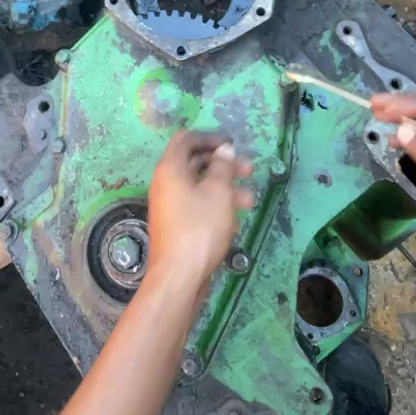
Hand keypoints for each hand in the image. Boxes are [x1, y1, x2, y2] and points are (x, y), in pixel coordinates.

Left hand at [144, 130, 255, 294]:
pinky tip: (234, 222)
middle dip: (223, 165)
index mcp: (170, 168)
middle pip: (195, 163)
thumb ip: (222, 167)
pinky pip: (197, 207)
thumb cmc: (199, 228)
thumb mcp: (217, 192)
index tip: (231, 145)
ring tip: (249, 201)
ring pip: (199, 187)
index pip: (186, 139)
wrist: (179, 276)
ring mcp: (170, 206)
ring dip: (225, 189)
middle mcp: (165, 183)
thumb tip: (224, 149)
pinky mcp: (176, 226)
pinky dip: (215, 208)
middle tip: (249, 170)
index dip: (209, 137)